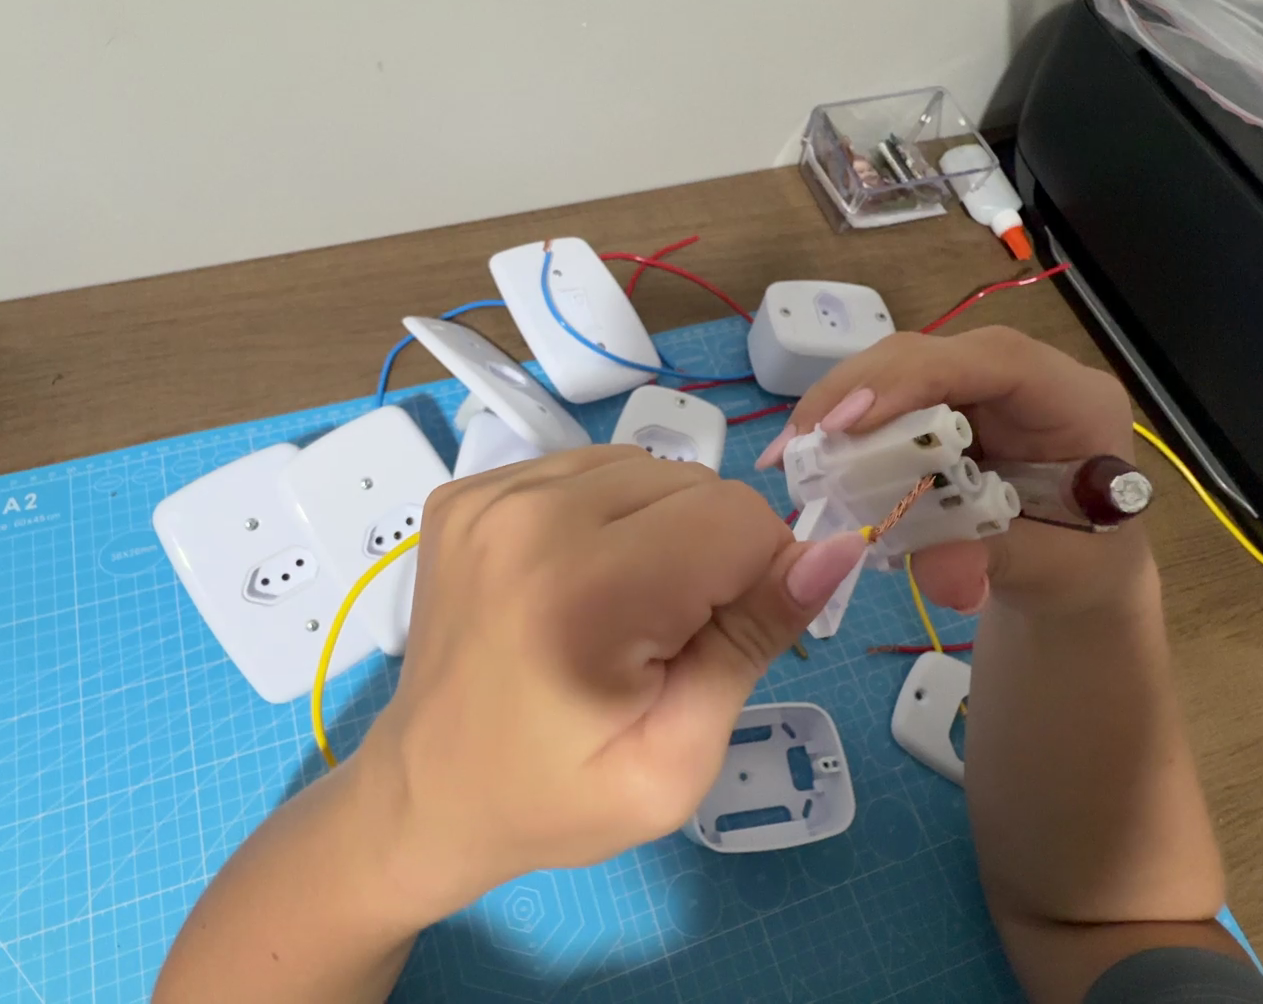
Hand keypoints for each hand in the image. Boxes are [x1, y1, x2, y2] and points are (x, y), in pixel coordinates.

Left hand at [349, 446, 865, 918]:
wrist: (427, 789)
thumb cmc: (553, 796)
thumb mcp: (677, 756)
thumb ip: (754, 638)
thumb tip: (835, 549)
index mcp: (582, 588)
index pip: (735, 516)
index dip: (761, 571)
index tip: (728, 632)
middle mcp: (527, 512)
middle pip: (691, 482)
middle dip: (709, 551)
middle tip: (665, 633)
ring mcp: (486, 493)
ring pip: (640, 466)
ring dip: (657, 526)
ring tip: (616, 605)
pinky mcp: (466, 491)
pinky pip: (582, 469)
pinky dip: (602, 514)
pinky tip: (573, 577)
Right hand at [754, 326, 1148, 617]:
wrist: (1070, 565)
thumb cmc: (1074, 563)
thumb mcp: (1044, 570)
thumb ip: (989, 561)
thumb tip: (935, 572)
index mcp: (1071, 401)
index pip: (993, 361)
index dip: (914, 379)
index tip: (846, 424)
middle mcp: (1018, 377)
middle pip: (926, 353)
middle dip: (854, 391)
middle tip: (796, 444)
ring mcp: (972, 385)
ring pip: (892, 367)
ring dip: (833, 406)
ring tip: (788, 453)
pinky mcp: (937, 403)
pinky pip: (880, 395)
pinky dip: (838, 422)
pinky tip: (804, 451)